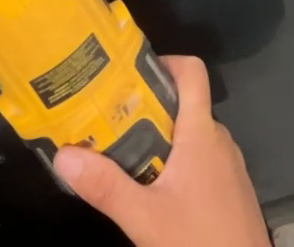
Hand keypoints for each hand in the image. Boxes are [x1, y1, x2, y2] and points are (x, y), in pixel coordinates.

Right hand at [53, 56, 270, 246]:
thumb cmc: (200, 241)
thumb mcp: (145, 219)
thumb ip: (105, 186)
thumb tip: (63, 154)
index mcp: (202, 133)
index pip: (192, 72)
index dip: (164, 63)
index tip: (130, 76)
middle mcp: (218, 139)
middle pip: (182, 104)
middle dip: (146, 109)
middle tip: (109, 121)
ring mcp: (228, 164)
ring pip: (189, 134)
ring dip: (159, 138)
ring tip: (123, 153)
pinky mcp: (230, 188)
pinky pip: (200, 159)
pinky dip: (176, 162)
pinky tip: (153, 188)